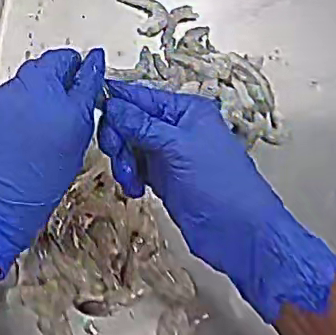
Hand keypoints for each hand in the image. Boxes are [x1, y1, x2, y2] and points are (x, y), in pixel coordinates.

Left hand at [0, 48, 104, 278]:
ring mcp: (12, 91)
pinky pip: (13, 87)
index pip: (86, 73)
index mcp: (70, 108)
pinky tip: (24, 114)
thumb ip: (81, 113)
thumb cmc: (37, 184)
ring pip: (32, 73)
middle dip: (63, 70)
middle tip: (69, 85)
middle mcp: (40, 92)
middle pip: (55, 62)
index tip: (93, 64)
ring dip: (41, 81)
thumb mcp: (74, 148)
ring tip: (45, 105)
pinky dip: (21, 94)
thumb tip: (83, 93)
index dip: (90, 68)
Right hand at [100, 81, 335, 321]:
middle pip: (126, 119)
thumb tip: (110, 102)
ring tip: (130, 178)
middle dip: (117, 136)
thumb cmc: (220, 185)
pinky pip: (132, 165)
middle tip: (118, 154)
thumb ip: (140, 123)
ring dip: (121, 159)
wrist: (244, 239)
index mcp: (184, 109)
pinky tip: (135, 188)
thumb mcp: (177, 147)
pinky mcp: (161, 176)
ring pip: (126, 143)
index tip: (91, 111)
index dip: (114, 102)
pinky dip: (127, 175)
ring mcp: (166, 152)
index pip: (138, 95)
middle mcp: (173, 126)